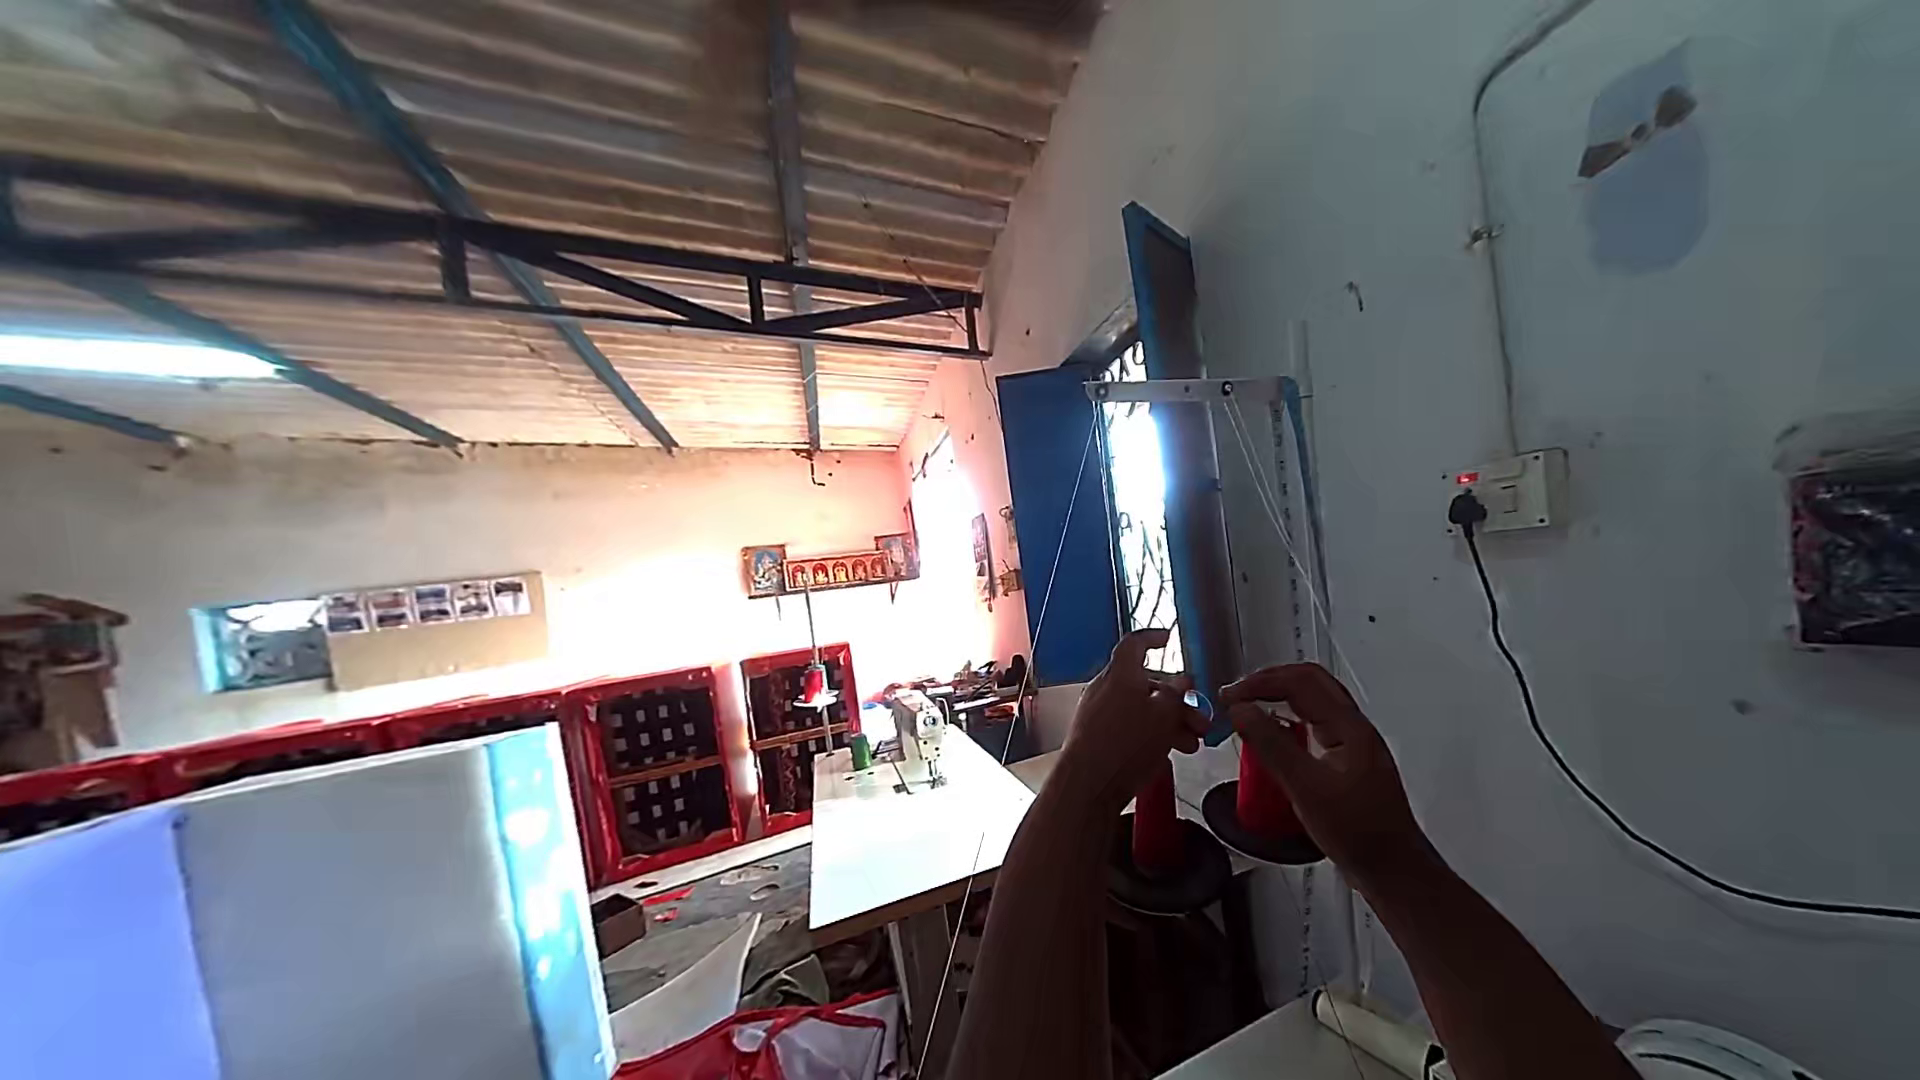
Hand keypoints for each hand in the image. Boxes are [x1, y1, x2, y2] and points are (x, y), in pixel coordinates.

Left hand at [1056, 629, 1209, 815]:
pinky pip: (1128, 725)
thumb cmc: (1127, 742)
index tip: (1167, 638)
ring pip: (1140, 707)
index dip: (1152, 638)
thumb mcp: (1164, 715)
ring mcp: (1098, 711)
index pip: (1134, 644)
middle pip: (1145, 682)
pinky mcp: (1096, 734)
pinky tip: (1168, 752)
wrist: (1088, 782)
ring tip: (1191, 743)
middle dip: (1177, 699)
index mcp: (1120, 673)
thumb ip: (1177, 694)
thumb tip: (1182, 680)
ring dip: (1169, 721)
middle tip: (1200, 719)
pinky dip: (1150, 733)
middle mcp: (1106, 687)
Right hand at [1221, 663, 1433, 882]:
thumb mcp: (1305, 787)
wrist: (1393, 870)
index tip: (1231, 696)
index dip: (1258, 684)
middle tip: (1238, 692)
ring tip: (1249, 705)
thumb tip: (1241, 710)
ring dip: (1278, 693)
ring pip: (1312, 697)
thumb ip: (1270, 744)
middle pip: (1309, 680)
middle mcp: (1353, 727)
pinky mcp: (1345, 755)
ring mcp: (1351, 740)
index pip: (1298, 683)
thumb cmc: (1360, 834)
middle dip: (1268, 680)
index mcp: (1348, 727)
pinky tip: (1272, 728)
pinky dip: (1286, 713)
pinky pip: (1313, 718)